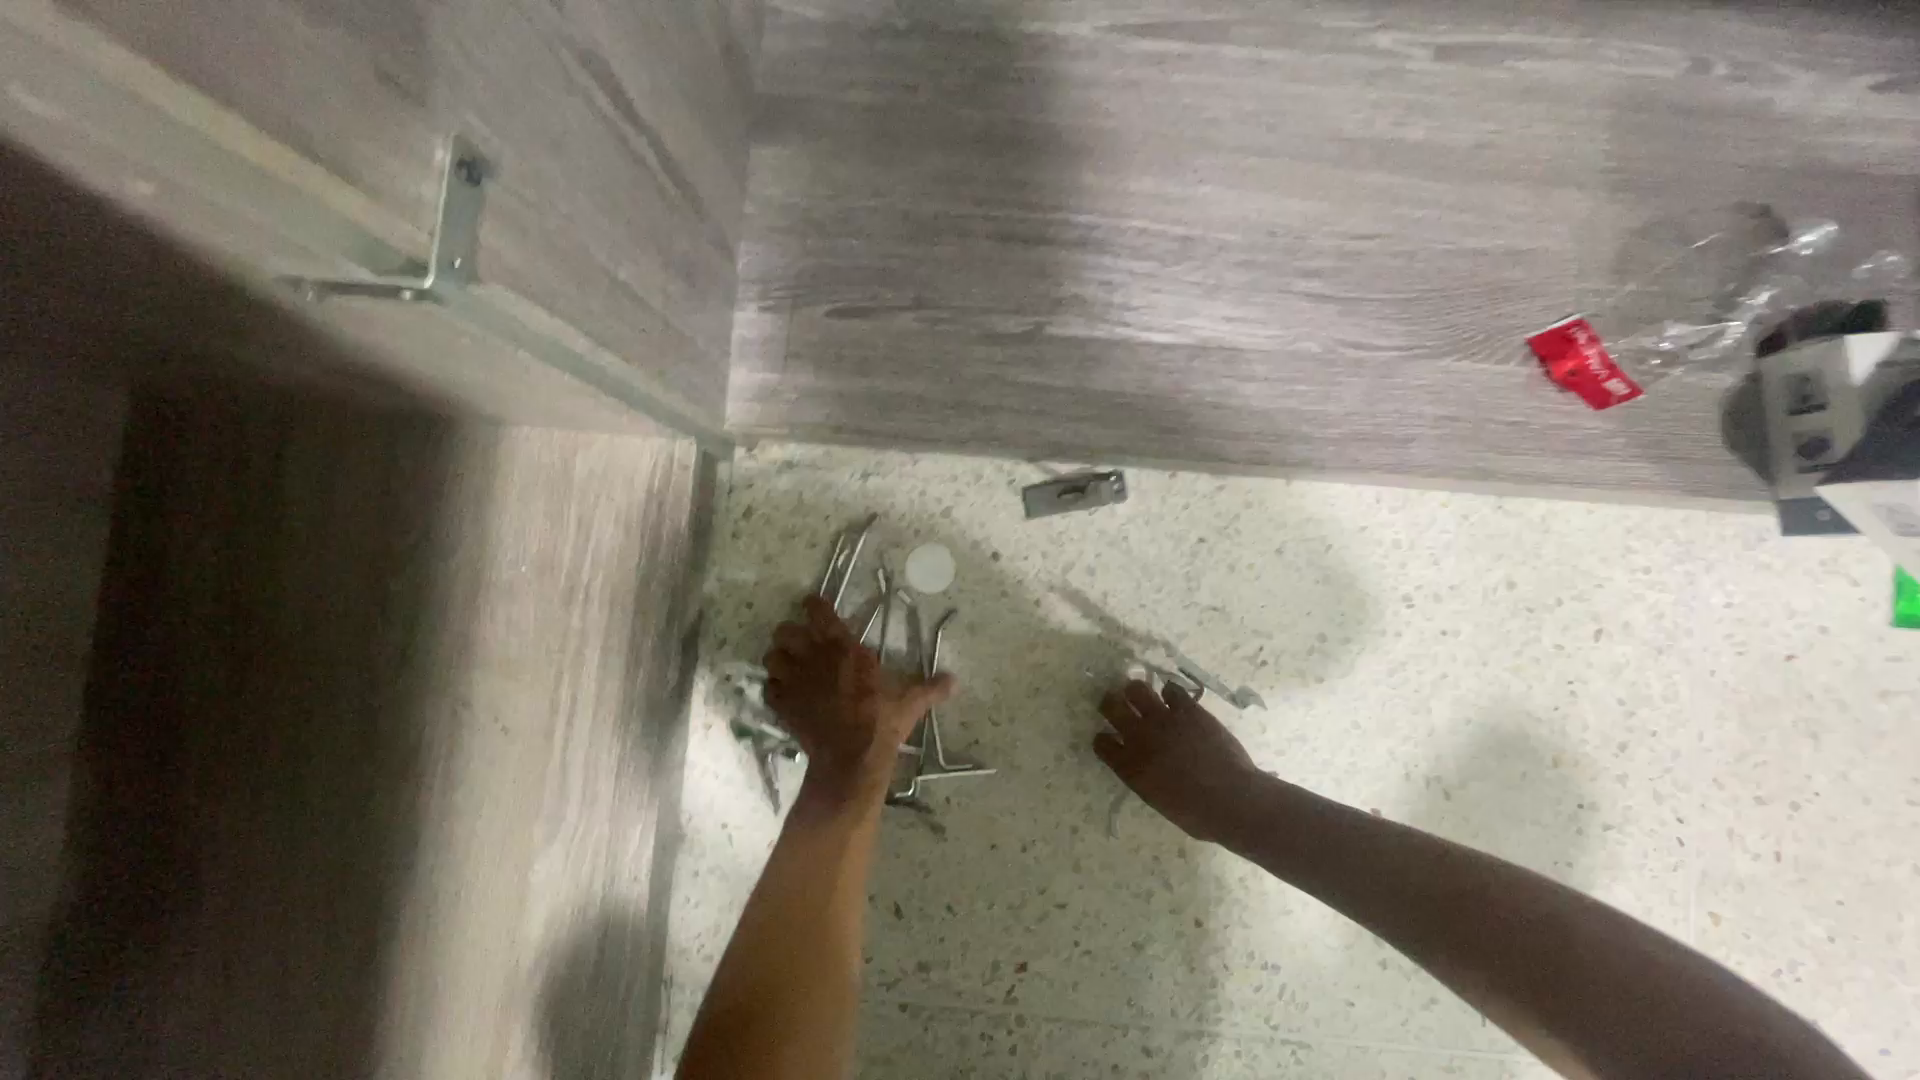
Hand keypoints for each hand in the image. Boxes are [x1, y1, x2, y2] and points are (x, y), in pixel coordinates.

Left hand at [763, 595, 955, 802]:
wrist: (852, 757)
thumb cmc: (881, 721)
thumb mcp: (910, 702)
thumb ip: (931, 688)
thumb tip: (955, 681)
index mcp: (844, 647)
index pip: (818, 611)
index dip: (813, 605)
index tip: (812, 605)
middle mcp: (814, 657)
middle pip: (785, 630)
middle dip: (790, 633)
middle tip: (801, 641)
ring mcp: (795, 681)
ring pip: (771, 657)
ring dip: (778, 659)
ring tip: (789, 666)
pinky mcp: (783, 706)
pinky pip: (768, 688)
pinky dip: (774, 689)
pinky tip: (786, 694)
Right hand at [1094, 680, 1266, 843]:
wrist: (1230, 799)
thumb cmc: (1196, 814)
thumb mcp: (1157, 799)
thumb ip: (1144, 777)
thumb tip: (1147, 766)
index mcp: (1129, 766)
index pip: (1102, 743)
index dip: (1104, 739)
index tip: (1109, 739)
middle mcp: (1139, 736)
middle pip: (1110, 707)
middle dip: (1110, 703)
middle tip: (1115, 702)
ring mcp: (1163, 719)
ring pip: (1137, 689)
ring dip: (1136, 691)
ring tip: (1142, 695)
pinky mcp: (1188, 709)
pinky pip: (1172, 689)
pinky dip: (1170, 693)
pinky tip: (1174, 699)